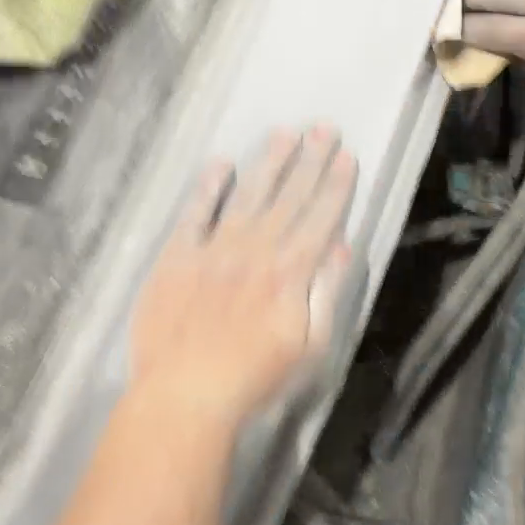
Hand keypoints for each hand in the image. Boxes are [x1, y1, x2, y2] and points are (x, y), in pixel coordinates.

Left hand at [130, 126, 359, 426]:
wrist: (183, 397)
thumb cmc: (256, 377)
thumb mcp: (312, 345)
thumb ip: (327, 292)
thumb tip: (341, 247)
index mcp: (291, 270)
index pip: (321, 216)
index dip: (337, 184)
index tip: (347, 155)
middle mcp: (256, 249)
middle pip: (290, 196)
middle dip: (310, 160)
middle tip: (324, 127)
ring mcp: (214, 249)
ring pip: (248, 195)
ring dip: (269, 162)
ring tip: (285, 133)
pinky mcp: (177, 258)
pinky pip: (195, 214)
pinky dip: (208, 188)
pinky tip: (220, 163)